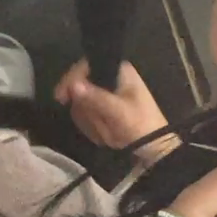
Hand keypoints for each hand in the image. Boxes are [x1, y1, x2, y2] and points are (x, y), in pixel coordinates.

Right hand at [55, 60, 174, 161]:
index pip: (86, 66)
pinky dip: (94, 128)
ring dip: (92, 122)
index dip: (72, 80)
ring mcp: (107, 96)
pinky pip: (86, 117)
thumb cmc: (141, 127)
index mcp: (120, 71)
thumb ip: (96, 98)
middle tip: (102, 124)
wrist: (154, 151)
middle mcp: (111, 79)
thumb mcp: (119, 112)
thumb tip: (74, 85)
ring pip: (81, 105)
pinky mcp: (104, 111)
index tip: (61, 97)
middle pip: (80, 88)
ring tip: (108, 133)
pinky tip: (106, 136)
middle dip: (88, 110)